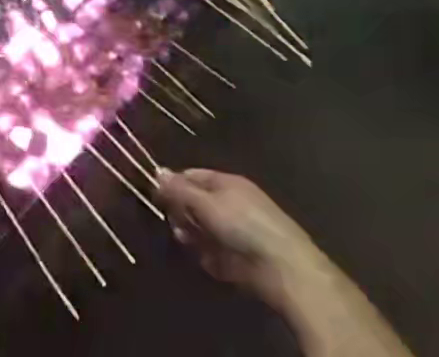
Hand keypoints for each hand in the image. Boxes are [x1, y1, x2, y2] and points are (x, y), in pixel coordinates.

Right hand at [158, 169, 413, 356]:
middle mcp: (229, 202)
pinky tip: (211, 261)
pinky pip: (213, 252)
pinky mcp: (239, 256)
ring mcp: (235, 230)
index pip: (191, 176)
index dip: (174, 185)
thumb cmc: (243, 225)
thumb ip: (180, 190)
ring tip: (196, 245)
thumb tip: (156, 171)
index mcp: (224, 182)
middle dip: (183, 215)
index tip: (158, 198)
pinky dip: (209, 257)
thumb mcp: (207, 203)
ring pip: (202, 230)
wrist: (282, 267)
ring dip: (194, 237)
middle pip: (194, 204)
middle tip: (180, 227)